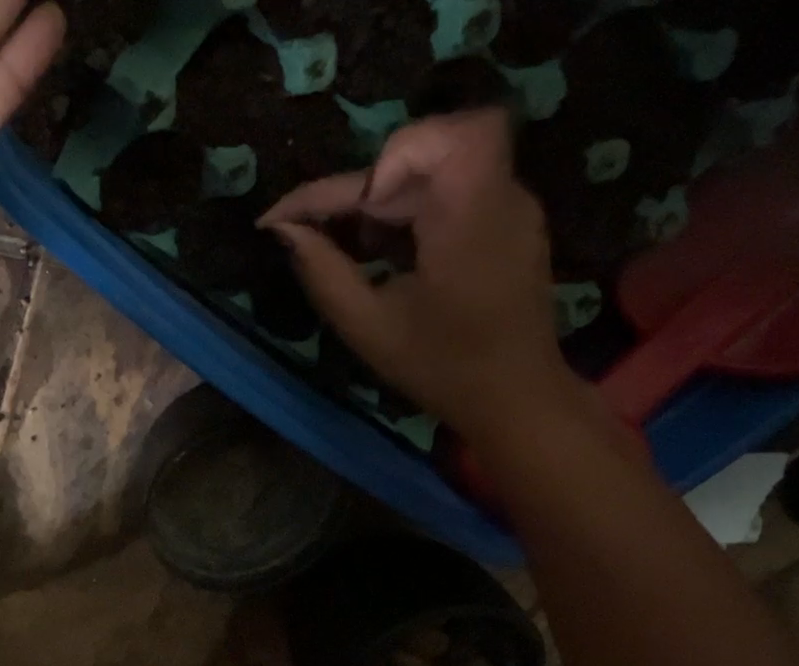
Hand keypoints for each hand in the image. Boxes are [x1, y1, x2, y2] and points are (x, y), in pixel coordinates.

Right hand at [259, 110, 579, 437]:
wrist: (514, 395)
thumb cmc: (440, 366)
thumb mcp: (367, 326)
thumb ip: (322, 271)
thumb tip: (284, 229)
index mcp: (472, 219)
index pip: (444, 138)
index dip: (387, 157)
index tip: (334, 209)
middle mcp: (500, 197)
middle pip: (430, 151)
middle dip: (368, 185)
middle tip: (322, 229)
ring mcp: (509, 208)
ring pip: (437, 168)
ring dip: (385, 196)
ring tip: (350, 243)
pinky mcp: (505, 222)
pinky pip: (451, 191)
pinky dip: (409, 209)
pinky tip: (382, 250)